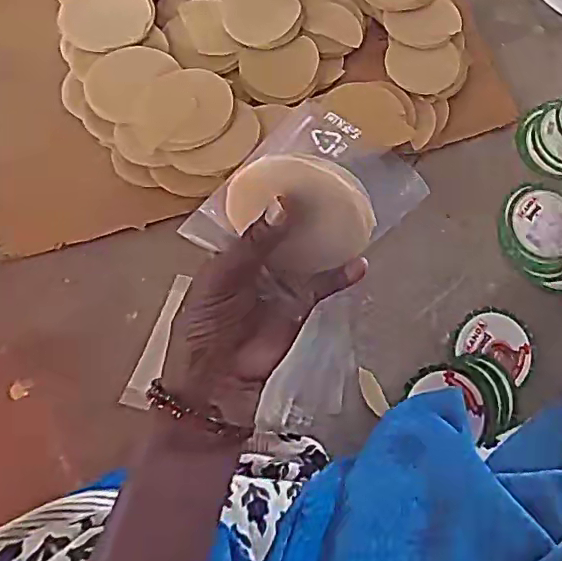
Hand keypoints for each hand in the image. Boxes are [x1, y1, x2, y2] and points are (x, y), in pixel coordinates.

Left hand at [160, 200, 366, 428]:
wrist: (212, 391)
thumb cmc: (201, 332)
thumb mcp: (219, 282)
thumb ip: (252, 246)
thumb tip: (283, 206)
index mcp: (230, 254)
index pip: (254, 218)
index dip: (271, 196)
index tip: (296, 169)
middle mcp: (259, 264)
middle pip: (286, 231)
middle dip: (305, 211)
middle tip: (330, 184)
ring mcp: (281, 284)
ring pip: (308, 253)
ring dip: (326, 237)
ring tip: (349, 212)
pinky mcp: (300, 306)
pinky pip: (324, 285)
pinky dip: (342, 274)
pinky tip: (359, 264)